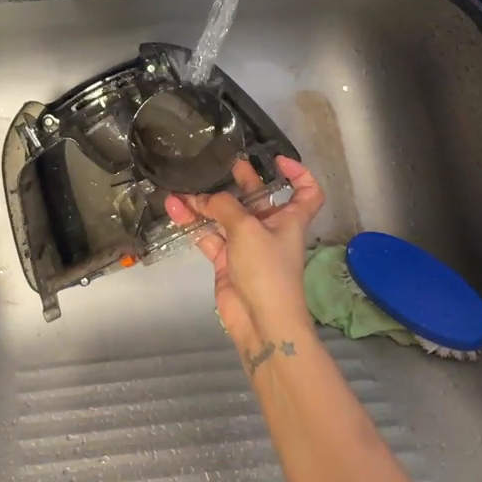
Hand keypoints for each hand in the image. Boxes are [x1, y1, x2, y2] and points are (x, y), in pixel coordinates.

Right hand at [164, 155, 323, 357]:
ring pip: (225, 216)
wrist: (261, 320)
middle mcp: (269, 228)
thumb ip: (224, 206)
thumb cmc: (267, 268)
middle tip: (218, 163)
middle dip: (240, 180)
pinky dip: (192, 222)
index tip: (277, 161)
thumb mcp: (248, 228)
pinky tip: (175, 208)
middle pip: (257, 198)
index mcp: (289, 219)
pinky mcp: (225, 261)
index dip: (299, 174)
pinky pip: (208, 235)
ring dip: (205, 202)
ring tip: (182, 186)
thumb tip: (202, 198)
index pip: (307, 192)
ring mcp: (246, 245)